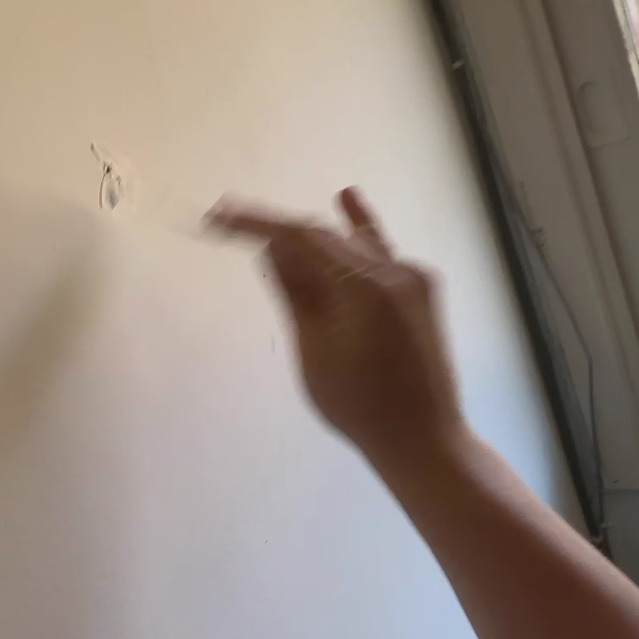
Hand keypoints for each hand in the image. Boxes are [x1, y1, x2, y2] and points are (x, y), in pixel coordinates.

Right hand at [205, 187, 467, 468]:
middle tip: (224, 222)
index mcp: (364, 286)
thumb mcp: (313, 349)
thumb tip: (270, 247)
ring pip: (347, 242)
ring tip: (261, 226)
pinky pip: (379, 251)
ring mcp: (411, 278)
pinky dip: (357, 229)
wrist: (422, 439)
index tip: (216, 218)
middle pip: (322, 235)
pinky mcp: (417, 291)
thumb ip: (295, 293)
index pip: (301, 237)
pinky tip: (346, 198)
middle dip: (273, 228)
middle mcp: (394, 270)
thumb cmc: (358, 405)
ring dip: (304, 234)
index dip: (255, 223)